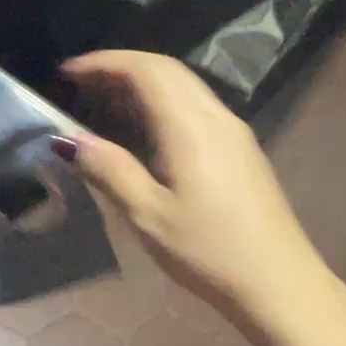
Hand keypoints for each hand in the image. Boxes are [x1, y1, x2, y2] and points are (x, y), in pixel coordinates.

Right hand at [60, 50, 331, 317]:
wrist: (279, 283)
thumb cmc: (208, 250)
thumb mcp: (148, 214)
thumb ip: (109, 170)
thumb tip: (70, 139)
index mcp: (191, 127)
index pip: (145, 70)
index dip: (103, 63)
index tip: (66, 73)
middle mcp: (215, 117)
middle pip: (166, 70)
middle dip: (119, 67)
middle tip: (78, 84)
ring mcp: (233, 132)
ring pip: (183, 86)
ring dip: (141, 82)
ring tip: (102, 102)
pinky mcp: (240, 149)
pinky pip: (194, 106)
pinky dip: (160, 101)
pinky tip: (141, 129)